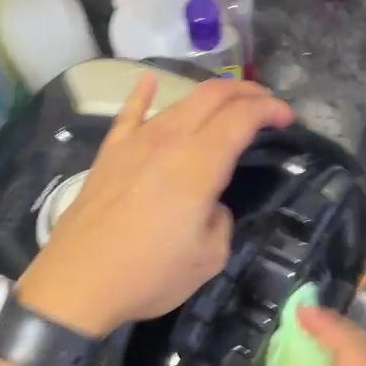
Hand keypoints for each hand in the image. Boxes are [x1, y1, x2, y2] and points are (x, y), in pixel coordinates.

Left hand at [17, 73, 292, 336]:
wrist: (78, 283)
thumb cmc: (149, 275)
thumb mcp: (208, 258)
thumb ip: (220, 221)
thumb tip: (210, 205)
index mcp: (199, 163)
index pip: (242, 117)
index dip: (269, 110)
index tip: (287, 118)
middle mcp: (168, 140)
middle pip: (211, 97)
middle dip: (245, 93)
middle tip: (265, 104)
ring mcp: (135, 143)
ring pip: (177, 104)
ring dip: (208, 98)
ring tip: (225, 106)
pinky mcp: (109, 155)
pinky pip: (129, 114)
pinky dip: (143, 94)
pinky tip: (149, 81)